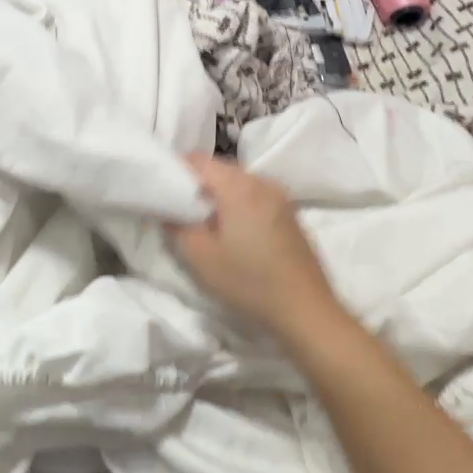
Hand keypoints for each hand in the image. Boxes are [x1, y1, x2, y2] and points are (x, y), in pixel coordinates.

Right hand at [169, 156, 342, 335]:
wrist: (307, 312)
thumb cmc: (249, 282)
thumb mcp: (199, 257)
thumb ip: (176, 226)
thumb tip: (169, 210)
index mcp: (238, 186)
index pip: (198, 160)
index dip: (176, 171)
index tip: (165, 193)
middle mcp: (262, 182)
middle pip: (220, 169)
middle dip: (198, 185)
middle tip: (183, 213)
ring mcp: (281, 198)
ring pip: (239, 183)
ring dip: (220, 196)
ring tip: (208, 226)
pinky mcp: (291, 215)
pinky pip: (256, 197)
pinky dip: (240, 206)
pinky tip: (237, 235)